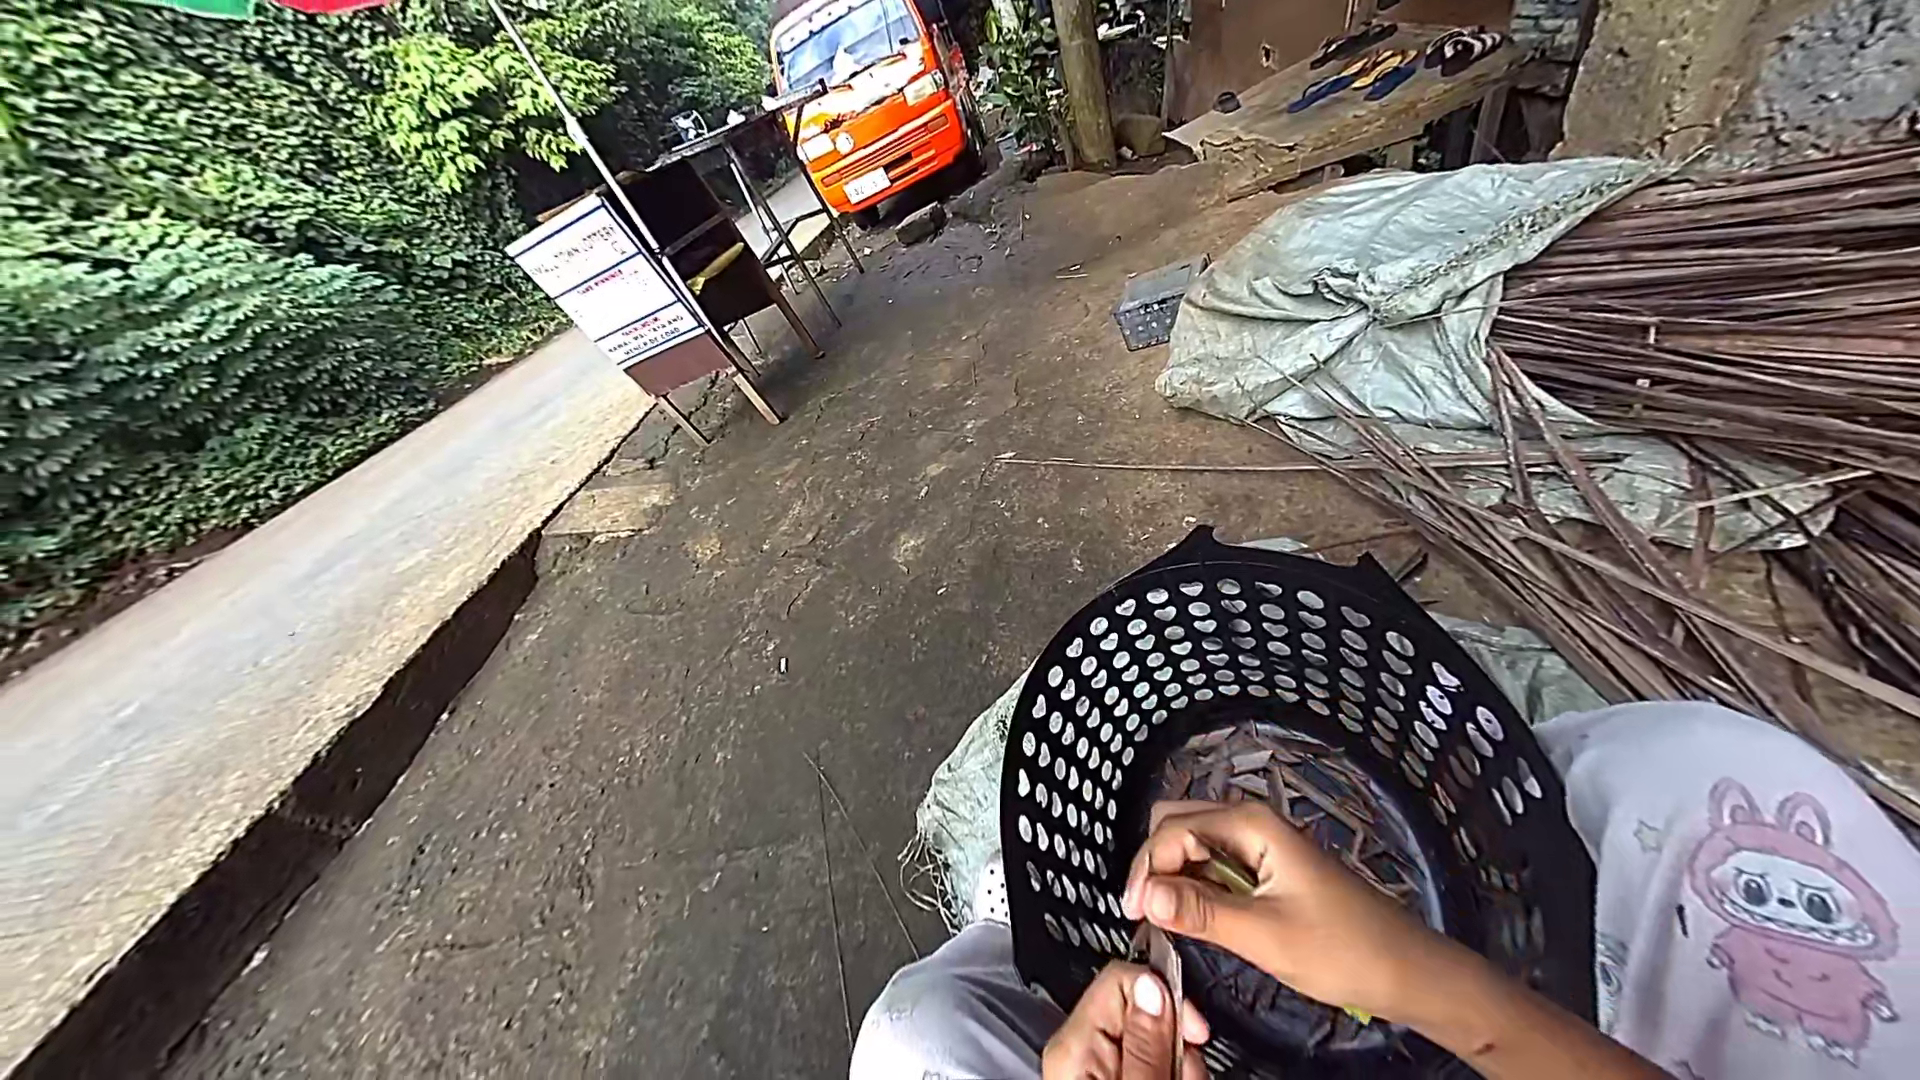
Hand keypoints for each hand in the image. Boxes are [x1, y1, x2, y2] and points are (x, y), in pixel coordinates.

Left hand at [1041, 962, 1209, 1079]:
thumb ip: (1145, 1041)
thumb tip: (1153, 983)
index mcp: (1074, 1044)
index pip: (1121, 976)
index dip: (1164, 992)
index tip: (1194, 1026)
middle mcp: (1080, 1051)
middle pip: (1142, 1008)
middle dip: (1176, 1036)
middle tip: (1186, 1071)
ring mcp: (1096, 1070)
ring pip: (1153, 1038)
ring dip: (1180, 1061)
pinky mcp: (1112, 1079)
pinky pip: (1150, 1060)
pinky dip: (1172, 1070)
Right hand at [1121, 800, 1467, 1023]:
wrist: (1411, 971)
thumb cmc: (1342, 951)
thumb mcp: (1266, 936)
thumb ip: (1200, 912)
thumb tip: (1144, 896)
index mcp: (1247, 822)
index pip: (1172, 830)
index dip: (1146, 868)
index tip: (1133, 913)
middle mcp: (1245, 818)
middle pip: (1175, 823)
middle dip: (1153, 862)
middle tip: (1146, 911)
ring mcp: (1253, 837)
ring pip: (1189, 840)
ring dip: (1170, 872)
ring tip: (1164, 916)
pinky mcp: (1258, 860)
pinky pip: (1209, 859)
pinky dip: (1191, 880)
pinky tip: (1191, 911)